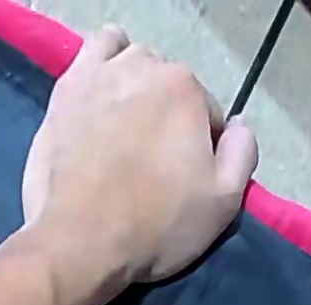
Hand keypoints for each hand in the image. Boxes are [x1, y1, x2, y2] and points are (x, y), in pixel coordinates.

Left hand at [20, 26, 258, 284]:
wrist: (82, 243)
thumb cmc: (157, 229)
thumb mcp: (223, 204)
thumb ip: (242, 155)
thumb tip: (238, 127)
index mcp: (188, 92)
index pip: (209, 118)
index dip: (203, 153)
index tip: (187, 183)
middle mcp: (146, 66)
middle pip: (172, 92)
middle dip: (170, 122)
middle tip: (155, 168)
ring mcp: (101, 72)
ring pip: (136, 68)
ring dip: (140, 95)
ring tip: (129, 138)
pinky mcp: (67, 88)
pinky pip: (96, 54)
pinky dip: (107, 69)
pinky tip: (107, 98)